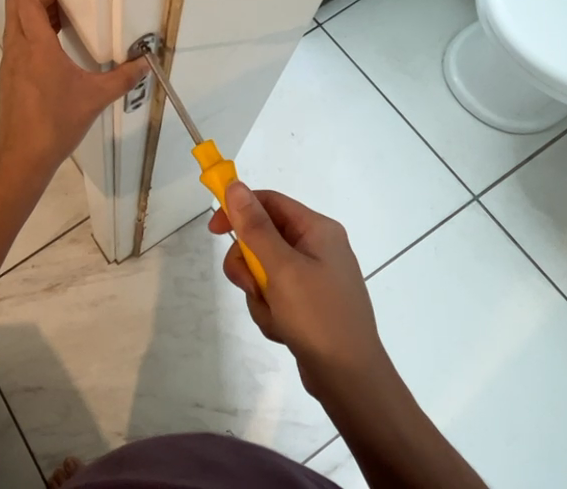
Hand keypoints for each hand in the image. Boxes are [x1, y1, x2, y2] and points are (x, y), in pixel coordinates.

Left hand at [0, 0, 147, 175]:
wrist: (24, 157)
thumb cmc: (58, 122)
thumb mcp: (96, 98)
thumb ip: (122, 78)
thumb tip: (146, 64)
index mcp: (36, 47)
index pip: (27, 2)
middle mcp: (17, 49)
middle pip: (15, 7)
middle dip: (38, 2)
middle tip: (66, 11)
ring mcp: (8, 64)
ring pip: (13, 26)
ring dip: (34, 21)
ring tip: (63, 31)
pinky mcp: (7, 79)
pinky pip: (14, 46)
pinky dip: (30, 41)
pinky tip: (53, 60)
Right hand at [208, 181, 389, 394]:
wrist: (351, 381)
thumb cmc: (318, 317)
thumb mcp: (281, 268)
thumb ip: (255, 226)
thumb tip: (235, 185)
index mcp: (317, 230)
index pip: (268, 202)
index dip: (238, 210)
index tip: (214, 231)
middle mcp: (317, 248)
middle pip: (262, 238)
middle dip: (250, 266)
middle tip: (251, 286)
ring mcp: (314, 278)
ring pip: (263, 271)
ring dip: (259, 294)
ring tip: (276, 317)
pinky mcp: (308, 304)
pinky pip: (274, 295)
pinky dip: (271, 312)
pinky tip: (284, 331)